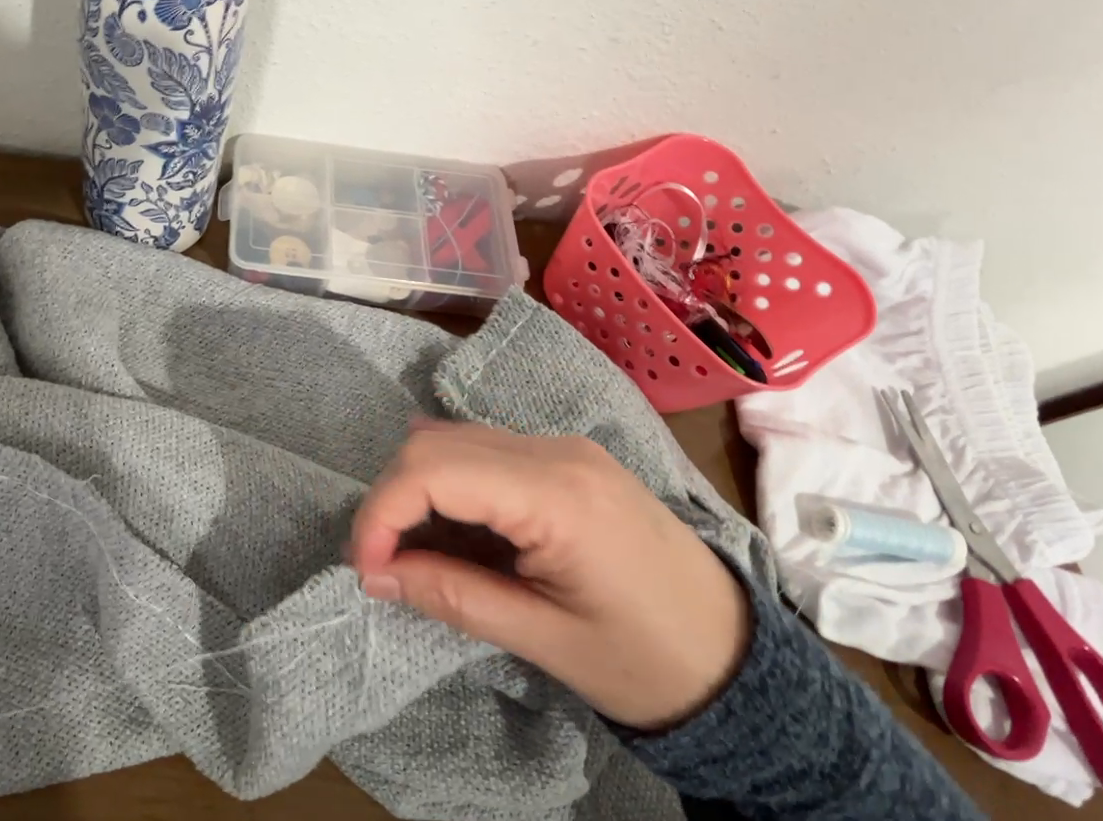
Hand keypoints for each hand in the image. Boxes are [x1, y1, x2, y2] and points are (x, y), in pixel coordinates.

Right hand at [349, 420, 751, 730]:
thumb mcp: (541, 639)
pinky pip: (485, 452)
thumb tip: (372, 573)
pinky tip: (449, 526)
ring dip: (417, 490)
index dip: (381, 512)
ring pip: (456, 441)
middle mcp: (558, 451)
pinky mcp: (568, 459)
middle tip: (380, 564)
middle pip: (436, 444)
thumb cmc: (646, 661)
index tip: (364, 568)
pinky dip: (450, 483)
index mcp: (558, 495)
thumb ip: (450, 595)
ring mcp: (566, 448)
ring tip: (411, 552)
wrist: (737, 660)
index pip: (433, 470)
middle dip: (391, 500)